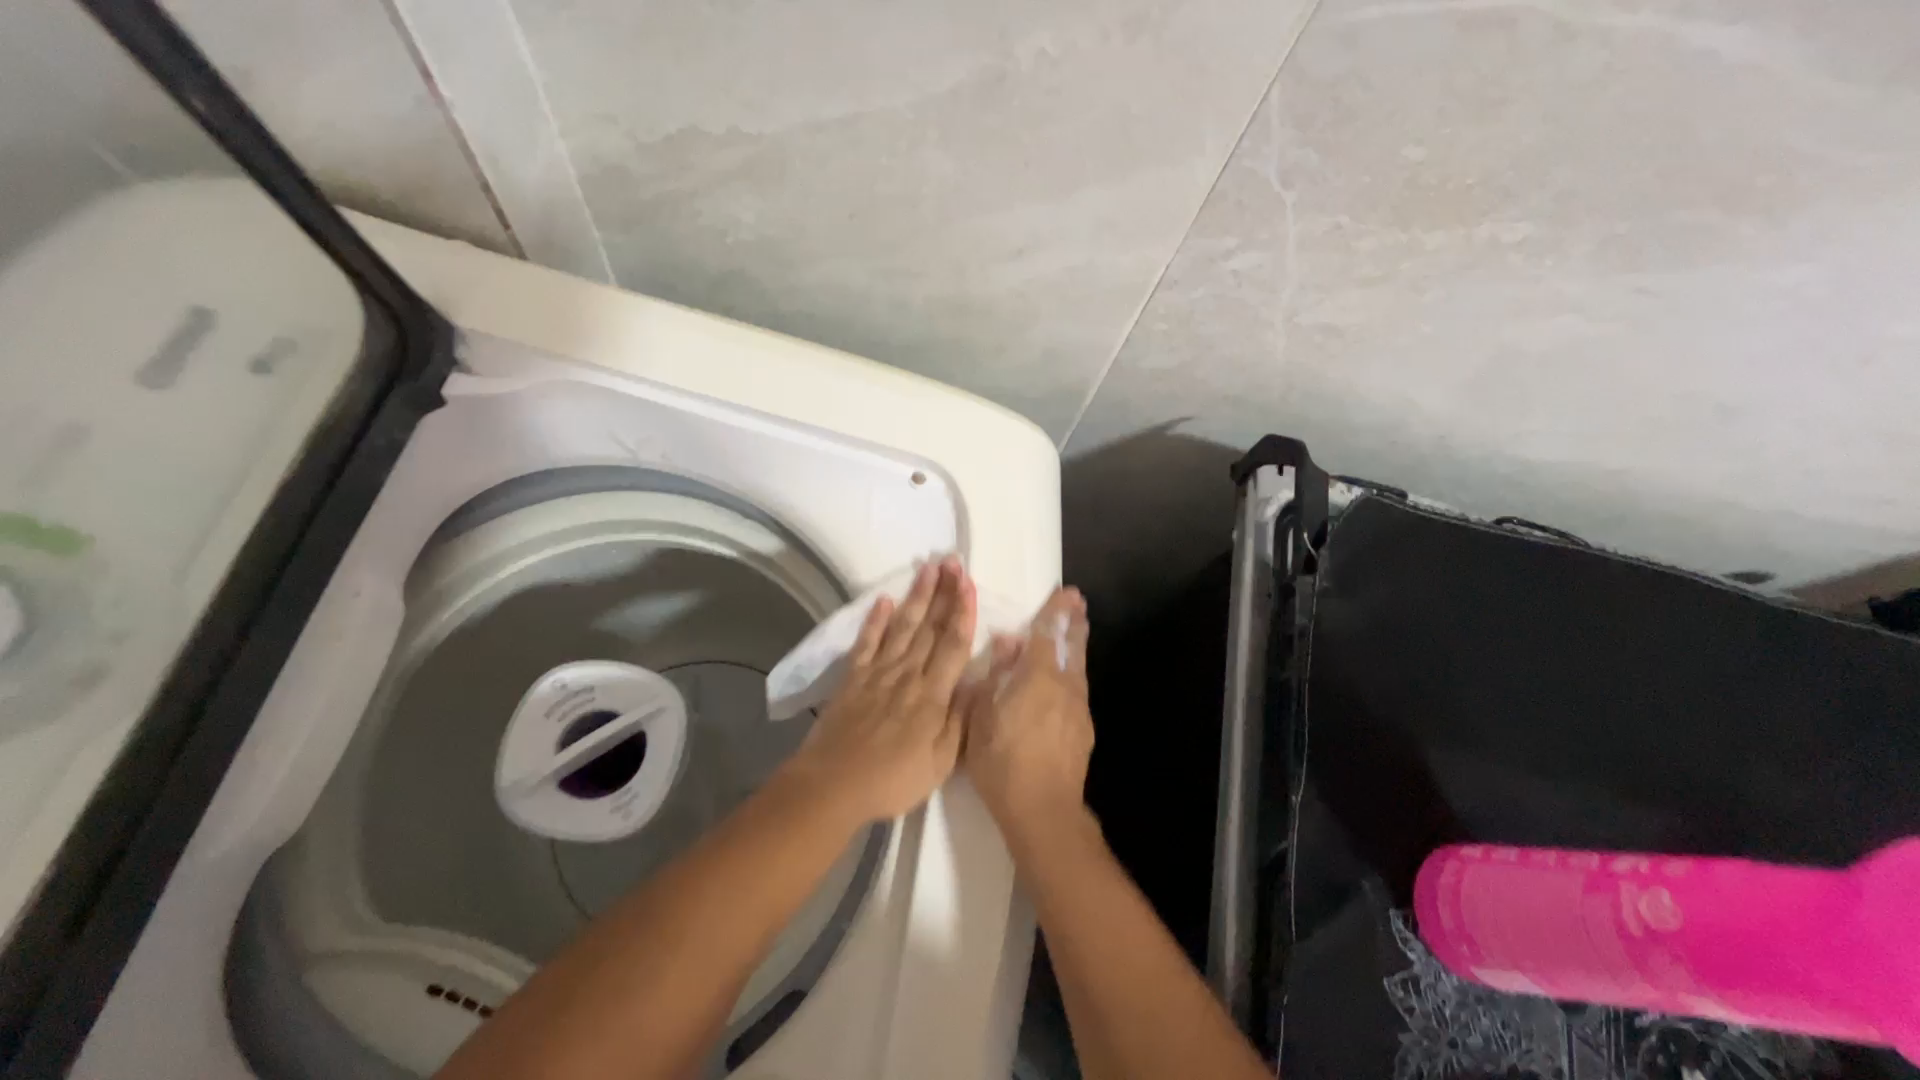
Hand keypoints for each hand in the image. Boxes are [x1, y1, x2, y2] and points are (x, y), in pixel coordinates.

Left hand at [785, 557, 976, 822]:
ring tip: (927, 568)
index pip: (954, 645)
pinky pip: (867, 642)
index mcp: (933, 695)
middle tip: (952, 561)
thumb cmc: (893, 779)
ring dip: (917, 596)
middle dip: (943, 593)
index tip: (969, 583)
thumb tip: (980, 683)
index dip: (963, 612)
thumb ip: (961, 720)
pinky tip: (884, 600)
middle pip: (930, 627)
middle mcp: (907, 674)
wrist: (833, 784)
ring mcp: (877, 673)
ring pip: (902, 627)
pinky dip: (876, 620)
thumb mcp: (941, 761)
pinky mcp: (852, 679)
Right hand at [955, 587, 1092, 835]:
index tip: (1066, 593)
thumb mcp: (983, 716)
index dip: (1055, 612)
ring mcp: (1078, 710)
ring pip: (1079, 669)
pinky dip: (1073, 676)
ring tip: (1077, 631)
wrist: (1042, 809)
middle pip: (1073, 647)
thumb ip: (996, 675)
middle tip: (1079, 603)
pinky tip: (1065, 683)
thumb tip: (1007, 644)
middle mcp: (1065, 687)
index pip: (1049, 635)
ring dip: (1077, 647)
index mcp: (1038, 678)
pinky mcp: (1082, 732)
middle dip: (1074, 623)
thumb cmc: (1002, 761)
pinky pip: (1077, 692)